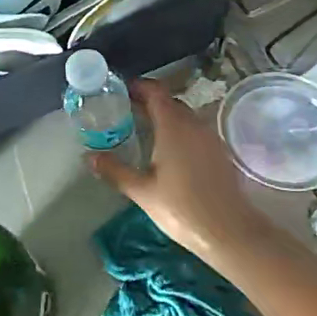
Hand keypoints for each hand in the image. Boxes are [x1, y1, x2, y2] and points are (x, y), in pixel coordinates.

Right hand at [87, 79, 271, 259]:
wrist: (227, 228)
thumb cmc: (180, 208)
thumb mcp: (142, 191)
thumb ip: (115, 170)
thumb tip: (89, 157)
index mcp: (174, 126)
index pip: (156, 92)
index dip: (140, 87)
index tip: (122, 90)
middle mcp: (194, 124)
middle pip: (171, 102)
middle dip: (150, 102)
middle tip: (128, 111)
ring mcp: (210, 136)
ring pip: (185, 116)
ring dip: (166, 116)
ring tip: (146, 130)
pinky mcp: (220, 150)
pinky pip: (196, 130)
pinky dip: (181, 130)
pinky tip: (170, 150)